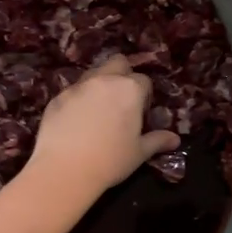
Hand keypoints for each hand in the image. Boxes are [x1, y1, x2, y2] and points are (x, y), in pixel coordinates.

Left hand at [28, 57, 179, 193]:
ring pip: (93, 74)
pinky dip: (78, 100)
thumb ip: (157, 140)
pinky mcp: (57, 98)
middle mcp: (104, 80)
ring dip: (99, 85)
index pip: (143, 81)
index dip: (144, 96)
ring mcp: (78, 87)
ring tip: (98, 112)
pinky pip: (72, 92)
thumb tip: (174, 139)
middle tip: (121, 101)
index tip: (140, 113)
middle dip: (123, 75)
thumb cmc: (110, 160)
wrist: (64, 169)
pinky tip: (76, 122)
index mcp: (129, 89)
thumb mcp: (139, 153)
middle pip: (118, 63)